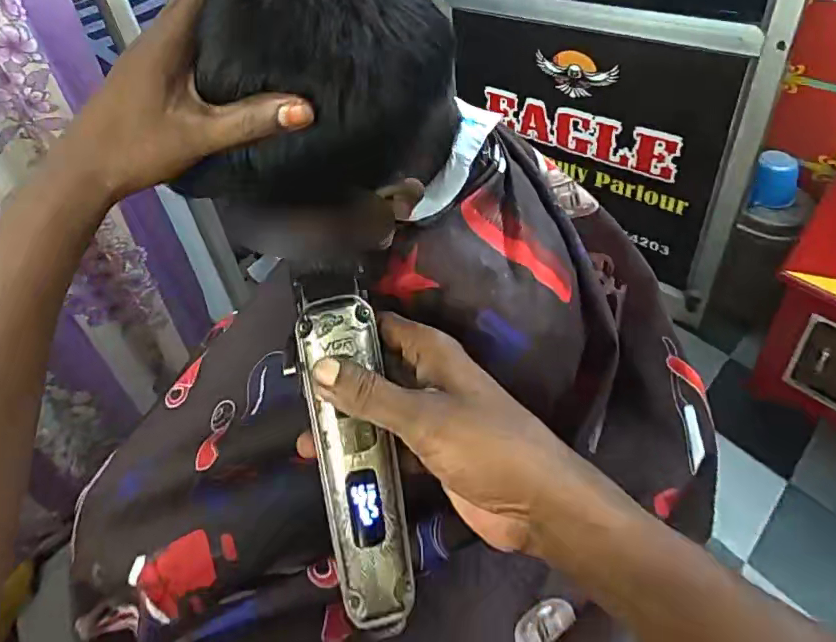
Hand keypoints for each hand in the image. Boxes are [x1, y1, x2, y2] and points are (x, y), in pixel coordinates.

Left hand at [51, 0, 310, 203]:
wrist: (82, 172)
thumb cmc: (136, 147)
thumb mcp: (199, 135)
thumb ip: (251, 120)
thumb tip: (306, 109)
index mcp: (166, 41)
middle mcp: (154, 38)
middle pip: (196, 0)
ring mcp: (145, 55)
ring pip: (188, 21)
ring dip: (219, 15)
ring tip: (262, 18)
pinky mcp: (144, 71)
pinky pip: (181, 40)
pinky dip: (206, 37)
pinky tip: (229, 54)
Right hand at [300, 313, 599, 556]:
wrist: (539, 507)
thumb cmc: (486, 444)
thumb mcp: (423, 416)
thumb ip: (371, 394)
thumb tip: (320, 367)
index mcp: (430, 353)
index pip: (380, 327)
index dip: (344, 330)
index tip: (305, 342)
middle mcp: (426, 378)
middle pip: (373, 371)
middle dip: (338, 383)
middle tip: (296, 397)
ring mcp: (427, 417)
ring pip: (377, 411)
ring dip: (347, 424)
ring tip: (306, 440)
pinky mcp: (428, 453)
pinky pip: (388, 445)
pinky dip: (365, 453)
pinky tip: (335, 467)